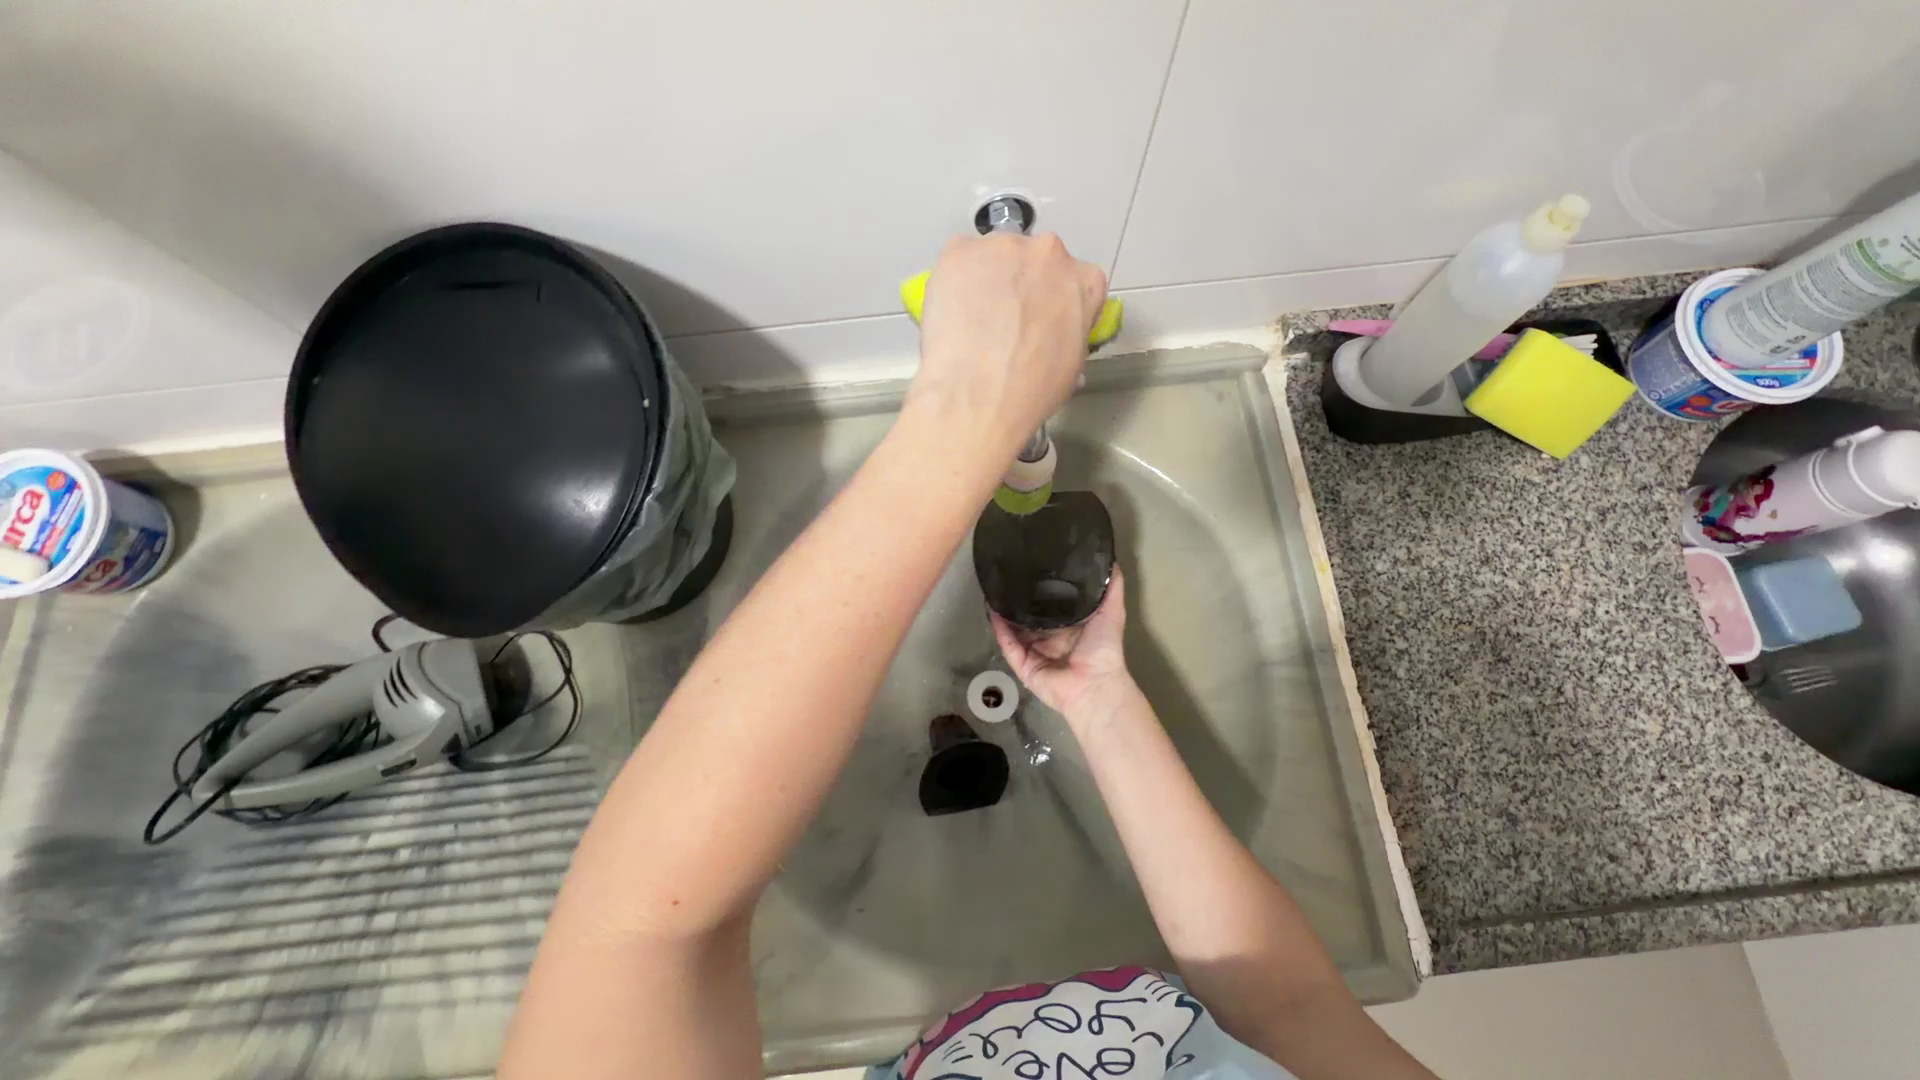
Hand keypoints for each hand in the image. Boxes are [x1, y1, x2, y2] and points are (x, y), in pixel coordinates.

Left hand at [906, 232, 1108, 457]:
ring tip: (972, 321)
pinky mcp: (960, 252)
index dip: (1054, 303)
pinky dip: (954, 280)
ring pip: (993, 258)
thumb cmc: (1031, 390)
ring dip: (987, 281)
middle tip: (1004, 322)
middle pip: (1033, 262)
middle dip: (1021, 286)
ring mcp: (1002, 247)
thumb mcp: (1072, 367)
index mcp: (1084, 281)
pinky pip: (958, 259)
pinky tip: (951, 313)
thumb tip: (1050, 339)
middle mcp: (1048, 252)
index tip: (1040, 322)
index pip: (1074, 282)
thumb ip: (1067, 333)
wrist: (978, 396)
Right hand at [991, 563, 1134, 722]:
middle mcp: (1050, 638)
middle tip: (1009, 574)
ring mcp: (1034, 652)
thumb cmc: (1104, 648)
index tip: (1035, 565)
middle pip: (1030, 616)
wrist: (1094, 684)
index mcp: (1070, 627)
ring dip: (1005, 612)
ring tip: (995, 588)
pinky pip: (1008, 644)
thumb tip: (1110, 557)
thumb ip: (1112, 586)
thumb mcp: (1112, 610)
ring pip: (1014, 629)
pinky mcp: (1022, 663)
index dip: (1043, 588)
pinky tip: (992, 609)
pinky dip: (1000, 629)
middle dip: (1020, 599)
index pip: (1052, 604)